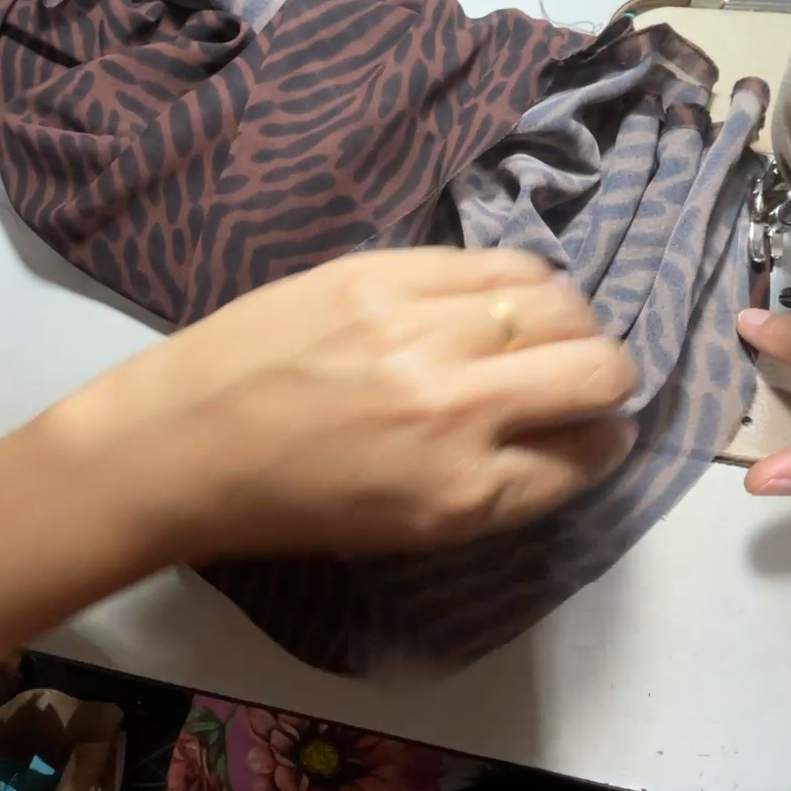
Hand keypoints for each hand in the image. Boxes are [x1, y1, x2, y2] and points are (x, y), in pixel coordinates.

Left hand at [37, 248, 637, 561]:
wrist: (181, 443)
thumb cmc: (290, 504)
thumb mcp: (406, 528)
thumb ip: (498, 485)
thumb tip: (571, 435)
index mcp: (462, 493)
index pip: (586, 457)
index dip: (602, 441)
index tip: (594, 427)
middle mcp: (459, 407)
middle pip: (596, 371)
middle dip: (609, 376)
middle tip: (582, 374)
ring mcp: (421, 327)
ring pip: (557, 302)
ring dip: (571, 320)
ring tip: (543, 328)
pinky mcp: (383, 270)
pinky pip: (496, 262)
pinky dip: (522, 280)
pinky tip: (503, 294)